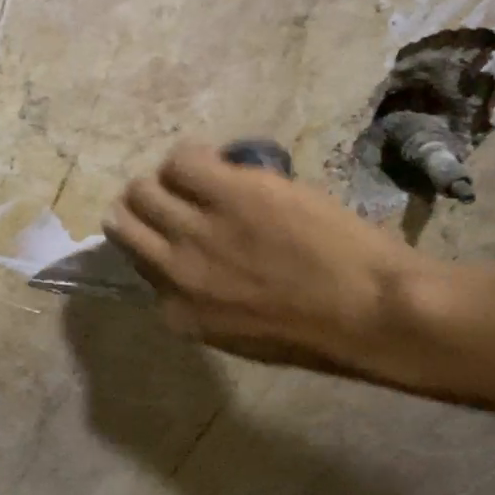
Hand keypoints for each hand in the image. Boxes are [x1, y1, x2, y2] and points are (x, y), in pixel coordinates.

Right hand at [103, 142, 434, 369]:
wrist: (371, 308)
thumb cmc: (317, 333)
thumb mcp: (237, 335)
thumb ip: (200, 303)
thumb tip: (189, 269)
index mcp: (176, 311)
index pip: (139, 266)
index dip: (153, 246)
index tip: (170, 239)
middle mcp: (172, 269)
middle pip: (124, 223)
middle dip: (141, 210)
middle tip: (169, 201)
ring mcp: (196, 229)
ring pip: (142, 190)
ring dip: (163, 183)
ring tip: (193, 180)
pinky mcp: (227, 191)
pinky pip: (183, 160)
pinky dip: (191, 159)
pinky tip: (216, 164)